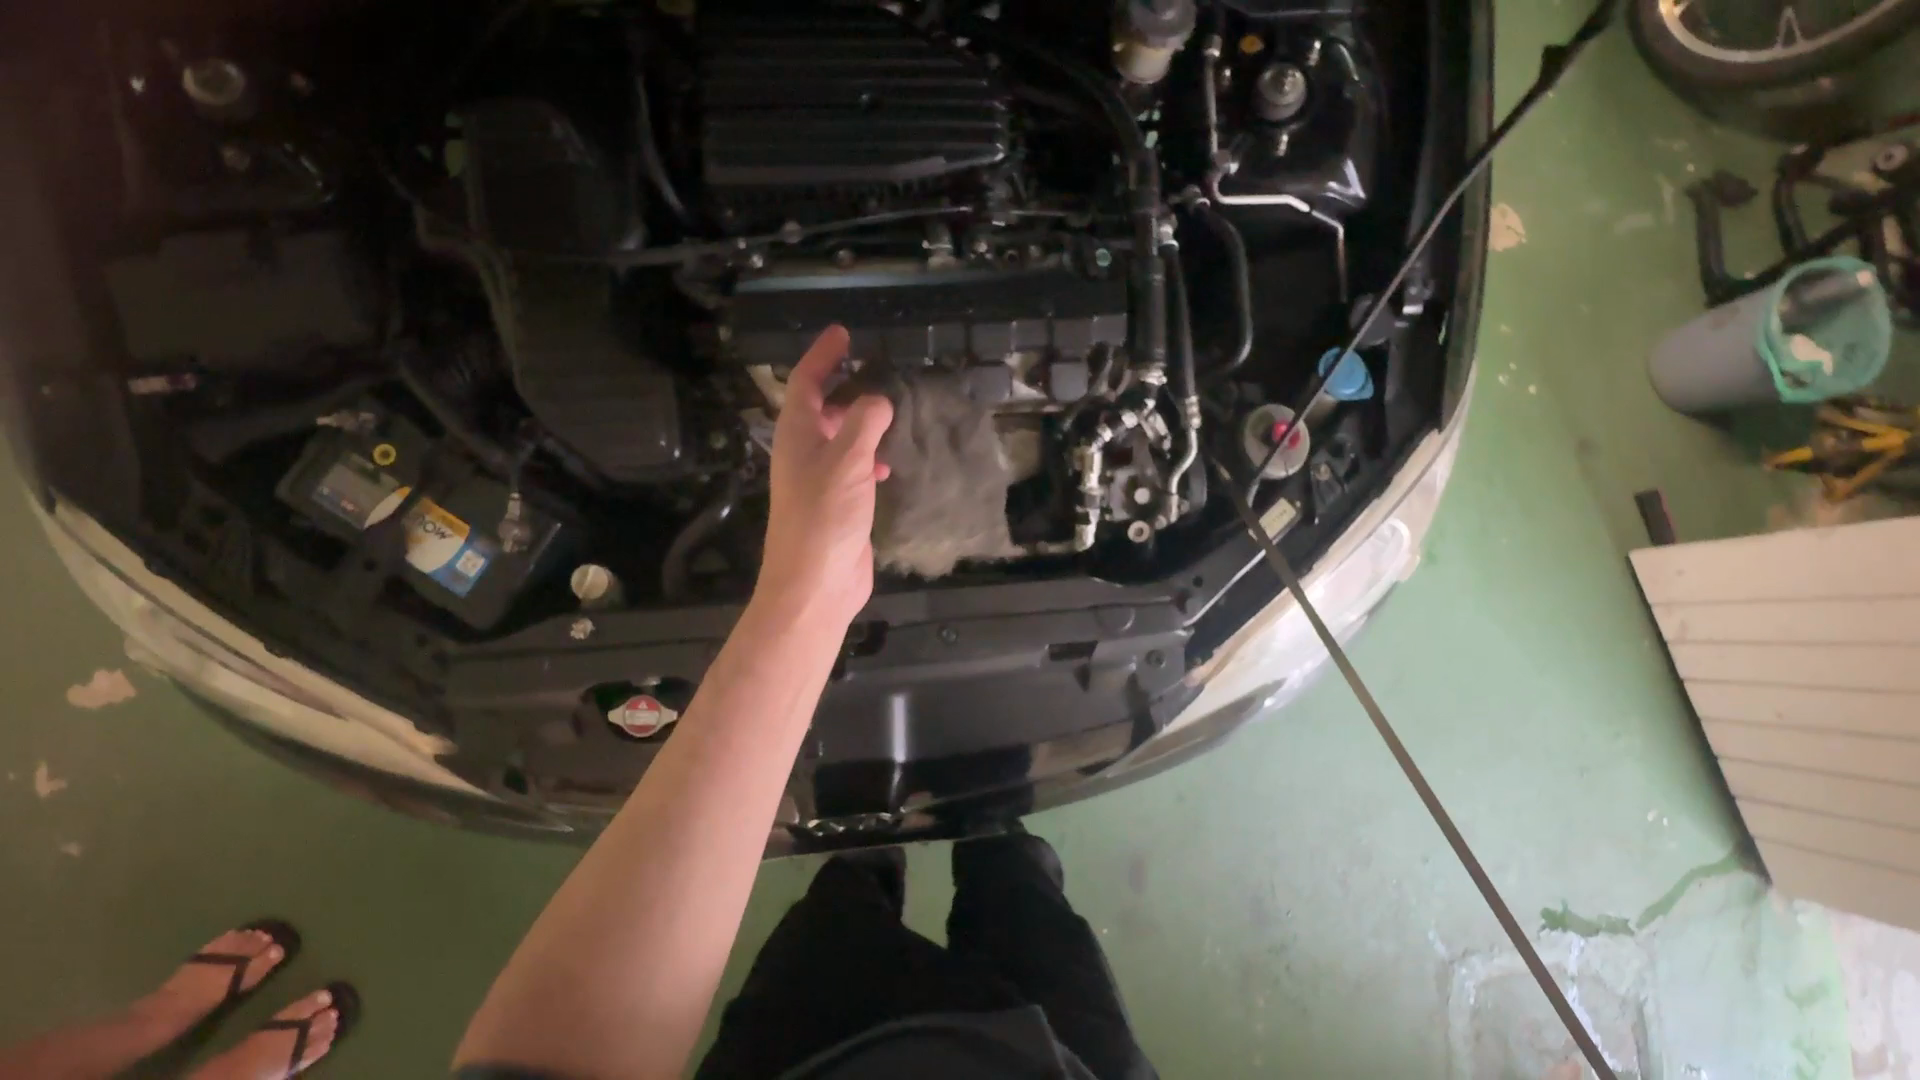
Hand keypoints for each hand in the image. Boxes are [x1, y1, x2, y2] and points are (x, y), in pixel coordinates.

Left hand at [756, 326, 893, 628]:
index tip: (843, 333)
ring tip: (893, 409)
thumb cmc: (824, 517)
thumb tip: (878, 399)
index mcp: (797, 434)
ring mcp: (820, 480)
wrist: (815, 584)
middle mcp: (804, 452)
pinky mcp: (838, 505)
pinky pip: (854, 468)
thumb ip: (863, 422)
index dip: (823, 355)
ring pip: (840, 438)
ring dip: (861, 422)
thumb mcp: (846, 461)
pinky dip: (870, 458)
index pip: (805, 381)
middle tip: (877, 368)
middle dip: (845, 386)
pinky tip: (890, 464)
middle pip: (822, 407)